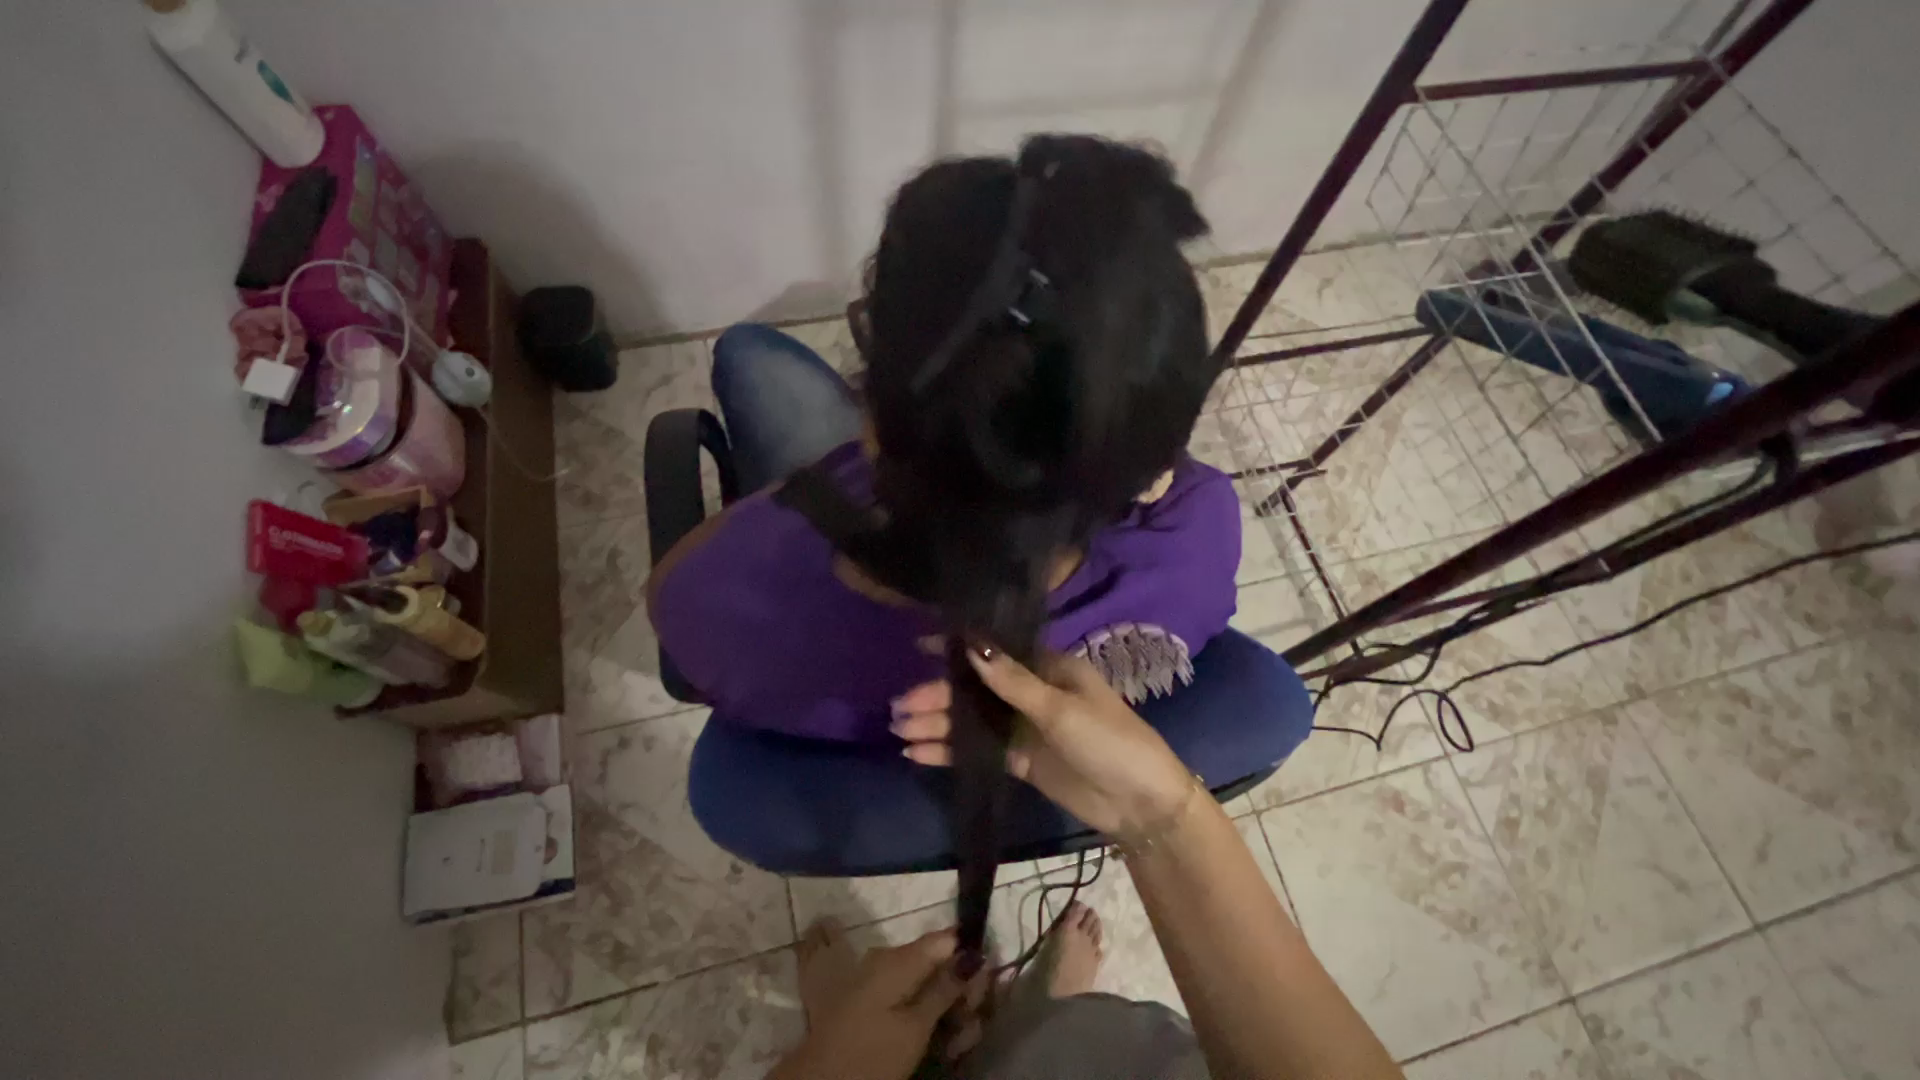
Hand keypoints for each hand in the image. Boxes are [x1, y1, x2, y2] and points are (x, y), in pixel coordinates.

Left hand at [770, 929, 984, 1079]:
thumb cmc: (870, 1054)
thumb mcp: (916, 1027)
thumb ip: (946, 988)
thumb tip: (973, 953)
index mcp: (900, 958)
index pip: (948, 940)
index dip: (969, 962)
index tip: (981, 993)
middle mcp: (887, 958)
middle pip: (937, 963)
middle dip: (958, 993)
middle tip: (967, 1028)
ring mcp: (875, 977)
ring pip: (924, 983)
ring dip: (943, 1010)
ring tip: (952, 1046)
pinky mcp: (867, 998)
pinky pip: (905, 994)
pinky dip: (922, 1015)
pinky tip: (934, 1043)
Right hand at [891, 649, 1195, 837]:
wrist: (1140, 803)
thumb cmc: (1108, 741)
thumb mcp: (1060, 708)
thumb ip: (1012, 682)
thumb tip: (971, 646)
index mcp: (1048, 668)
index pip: (995, 652)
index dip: (958, 650)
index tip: (919, 646)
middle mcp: (1033, 692)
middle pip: (976, 689)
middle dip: (939, 696)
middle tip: (901, 708)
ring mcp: (1025, 727)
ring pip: (973, 720)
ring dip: (938, 724)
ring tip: (900, 730)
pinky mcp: (1021, 759)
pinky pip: (979, 750)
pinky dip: (951, 751)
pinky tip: (919, 753)